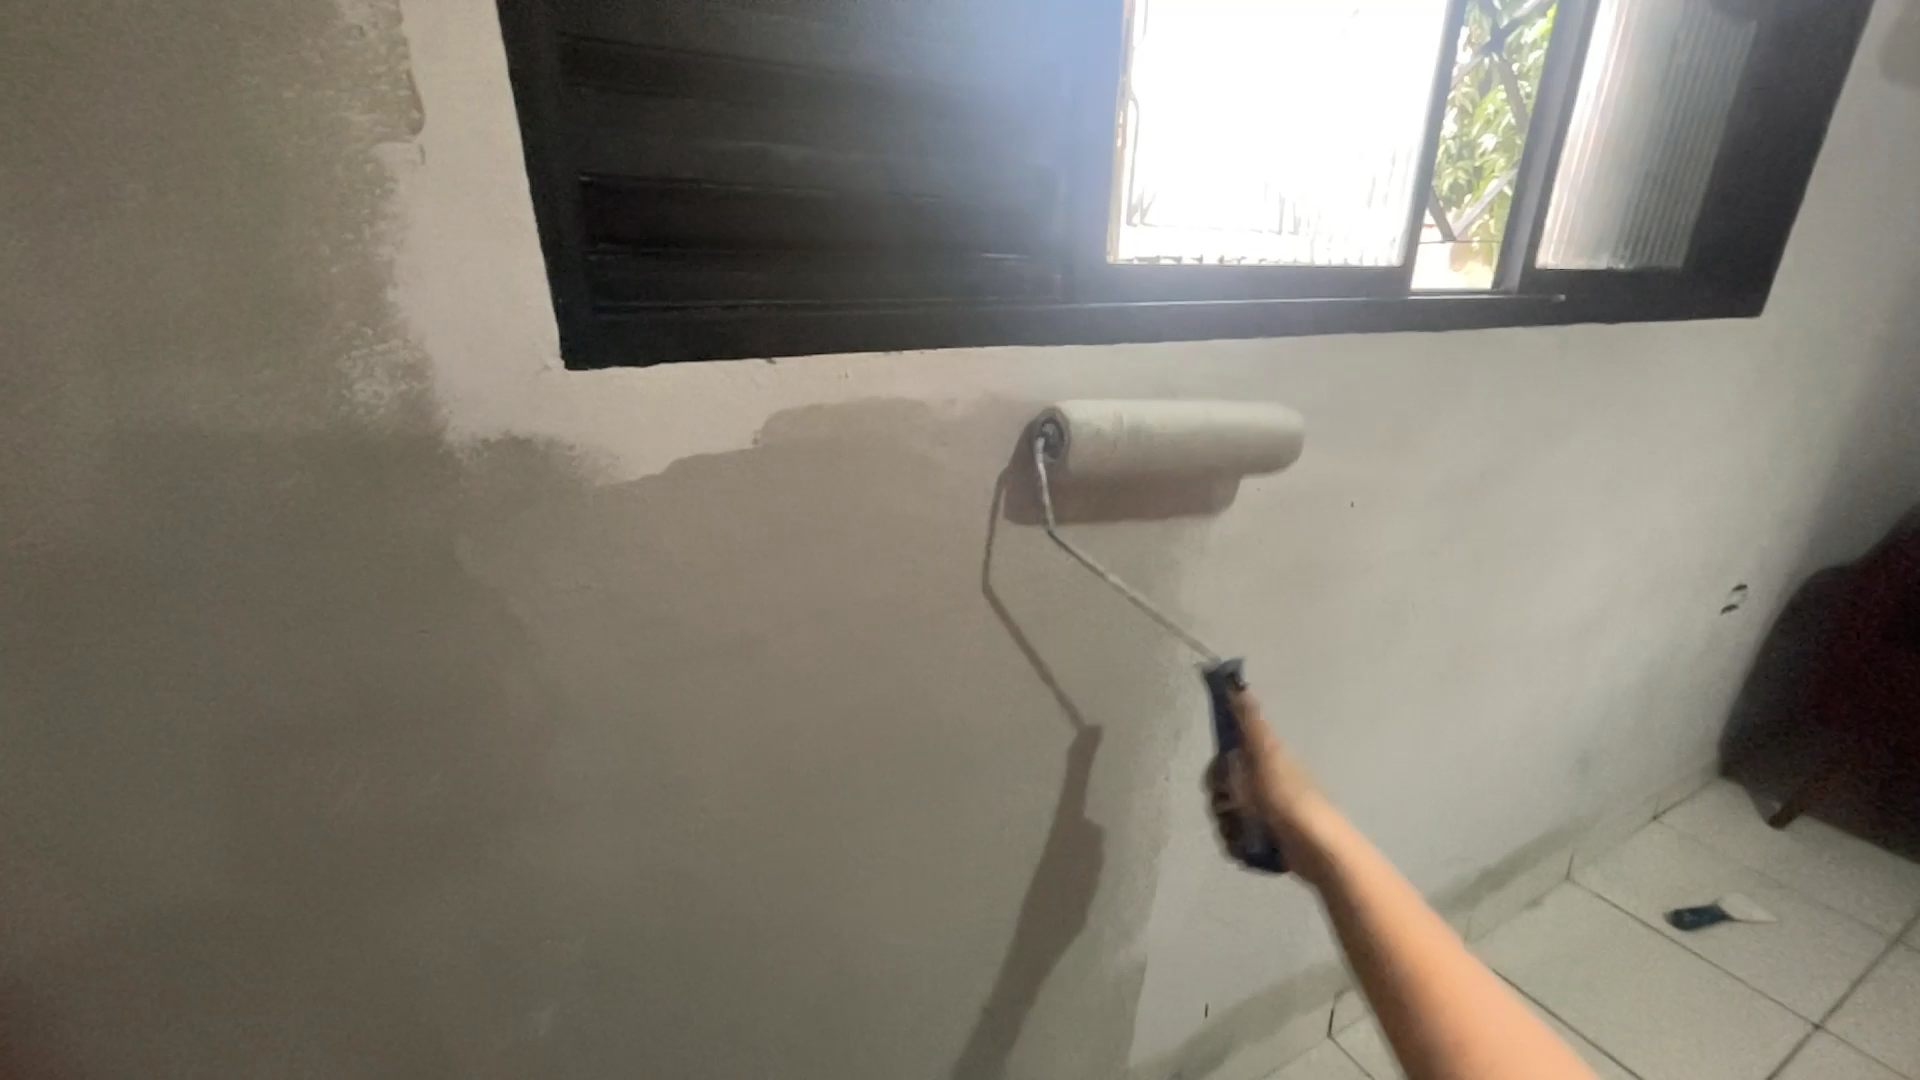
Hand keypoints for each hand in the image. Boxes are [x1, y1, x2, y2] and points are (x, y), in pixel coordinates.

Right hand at [1205, 687, 1339, 884]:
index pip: (1222, 762)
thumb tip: (1239, 684)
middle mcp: (1262, 786)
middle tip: (1235, 809)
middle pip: (1220, 791)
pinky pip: (1235, 840)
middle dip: (1221, 803)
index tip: (1222, 782)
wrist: (1318, 850)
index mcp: (1262, 763)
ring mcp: (1265, 815)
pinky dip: (1237, 845)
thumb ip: (1251, 723)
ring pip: (1225, 817)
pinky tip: (1246, 849)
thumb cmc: (1289, 798)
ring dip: (1228, 827)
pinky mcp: (1267, 841)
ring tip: (1244, 836)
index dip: (1217, 772)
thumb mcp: (1267, 754)